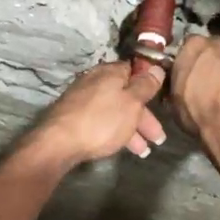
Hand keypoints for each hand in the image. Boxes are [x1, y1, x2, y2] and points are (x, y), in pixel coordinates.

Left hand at [26, 61, 168, 166]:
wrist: (59, 142)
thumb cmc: (102, 120)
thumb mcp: (131, 103)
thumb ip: (145, 86)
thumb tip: (157, 67)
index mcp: (110, 73)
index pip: (134, 71)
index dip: (149, 84)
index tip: (161, 99)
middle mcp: (96, 81)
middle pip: (126, 96)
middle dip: (144, 118)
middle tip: (158, 138)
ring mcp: (83, 99)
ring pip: (115, 112)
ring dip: (132, 131)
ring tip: (144, 152)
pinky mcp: (75, 117)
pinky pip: (102, 122)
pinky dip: (115, 133)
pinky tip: (122, 147)